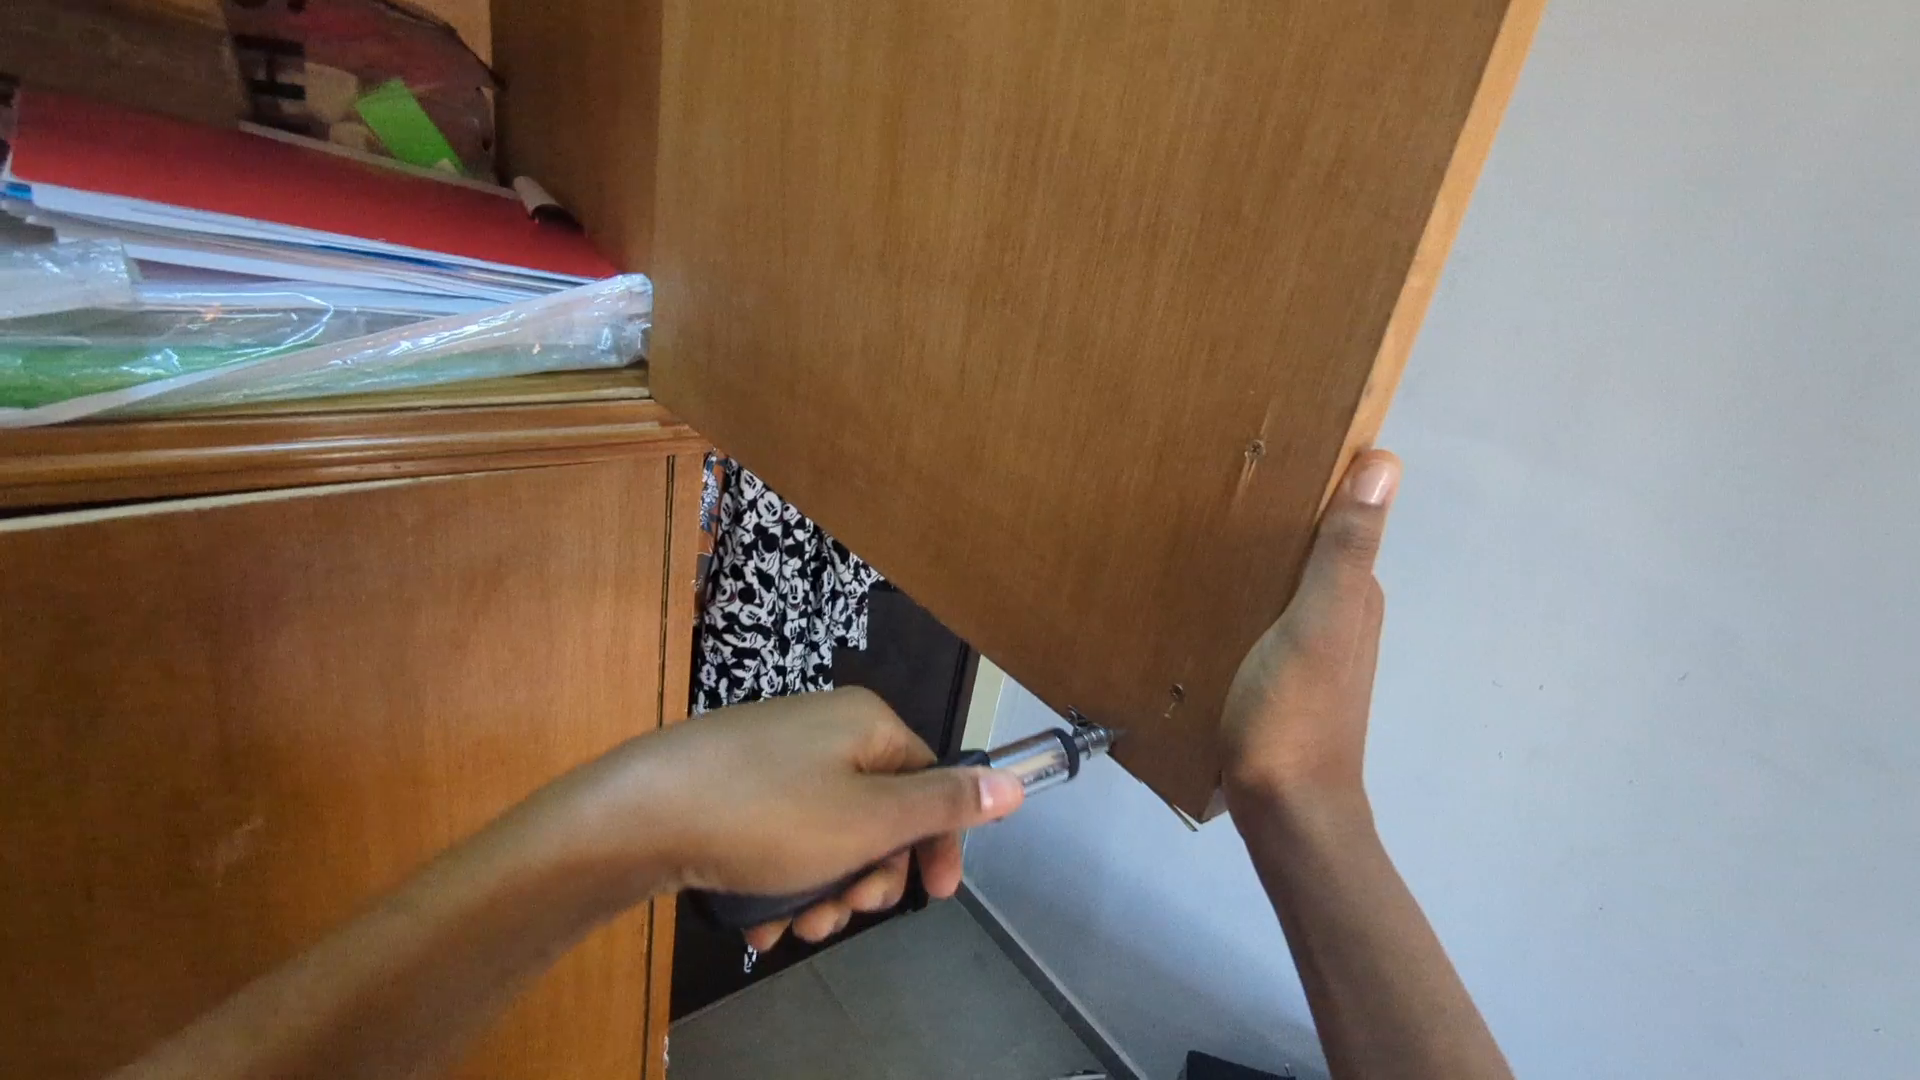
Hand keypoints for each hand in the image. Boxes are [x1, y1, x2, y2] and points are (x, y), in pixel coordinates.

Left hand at [541, 688, 1024, 950]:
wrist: (636, 812)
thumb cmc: (768, 814)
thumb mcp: (868, 819)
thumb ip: (944, 803)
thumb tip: (1012, 783)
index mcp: (867, 724)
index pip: (931, 779)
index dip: (938, 842)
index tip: (935, 898)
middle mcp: (828, 730)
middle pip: (880, 812)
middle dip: (869, 875)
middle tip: (841, 913)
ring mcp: (779, 755)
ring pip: (832, 833)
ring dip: (825, 888)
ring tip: (793, 923)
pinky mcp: (740, 784)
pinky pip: (786, 834)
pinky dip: (784, 878)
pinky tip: (761, 918)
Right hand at [1220, 450, 1399, 822]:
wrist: (1284, 808)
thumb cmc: (1296, 712)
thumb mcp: (1319, 623)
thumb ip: (1346, 550)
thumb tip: (1385, 461)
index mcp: (1354, 594)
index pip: (1342, 517)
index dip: (1315, 480)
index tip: (1269, 448)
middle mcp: (1339, 613)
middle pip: (1310, 546)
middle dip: (1276, 513)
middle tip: (1214, 482)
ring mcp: (1308, 646)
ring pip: (1283, 579)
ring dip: (1255, 553)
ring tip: (1198, 527)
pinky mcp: (1278, 669)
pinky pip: (1262, 610)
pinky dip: (1242, 589)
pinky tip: (1205, 590)